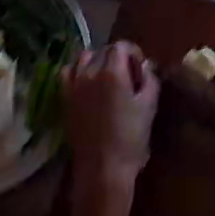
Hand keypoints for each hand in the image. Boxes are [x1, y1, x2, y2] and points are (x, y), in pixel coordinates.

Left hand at [63, 42, 159, 200]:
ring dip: (97, 61)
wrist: (103, 170)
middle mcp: (90, 72)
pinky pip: (67, 73)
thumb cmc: (130, 139)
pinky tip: (87, 83)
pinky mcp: (65, 99)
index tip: (140, 69)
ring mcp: (74, 85)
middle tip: (129, 76)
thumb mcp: (149, 107)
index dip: (133, 53)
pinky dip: (77, 71)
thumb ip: (149, 79)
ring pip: (84, 57)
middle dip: (118, 57)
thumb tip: (146, 65)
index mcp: (112, 72)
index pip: (121, 46)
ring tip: (107, 78)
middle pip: (104, 50)